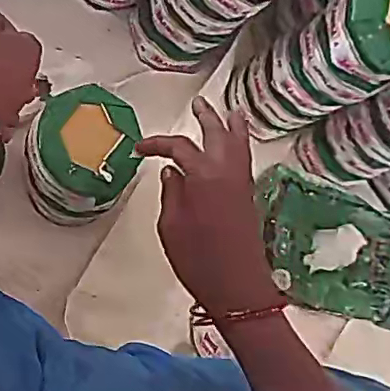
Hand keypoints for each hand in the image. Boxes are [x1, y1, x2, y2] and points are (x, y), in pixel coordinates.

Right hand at [137, 97, 280, 317]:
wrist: (237, 286)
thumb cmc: (197, 259)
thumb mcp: (171, 227)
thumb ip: (171, 193)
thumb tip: (171, 172)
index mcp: (203, 175)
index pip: (179, 147)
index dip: (157, 144)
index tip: (139, 149)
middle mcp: (226, 171)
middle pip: (217, 134)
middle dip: (206, 118)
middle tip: (198, 104)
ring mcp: (242, 183)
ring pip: (238, 143)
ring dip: (231, 125)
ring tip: (229, 112)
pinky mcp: (249, 196)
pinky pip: (245, 158)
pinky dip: (241, 144)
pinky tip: (236, 145)